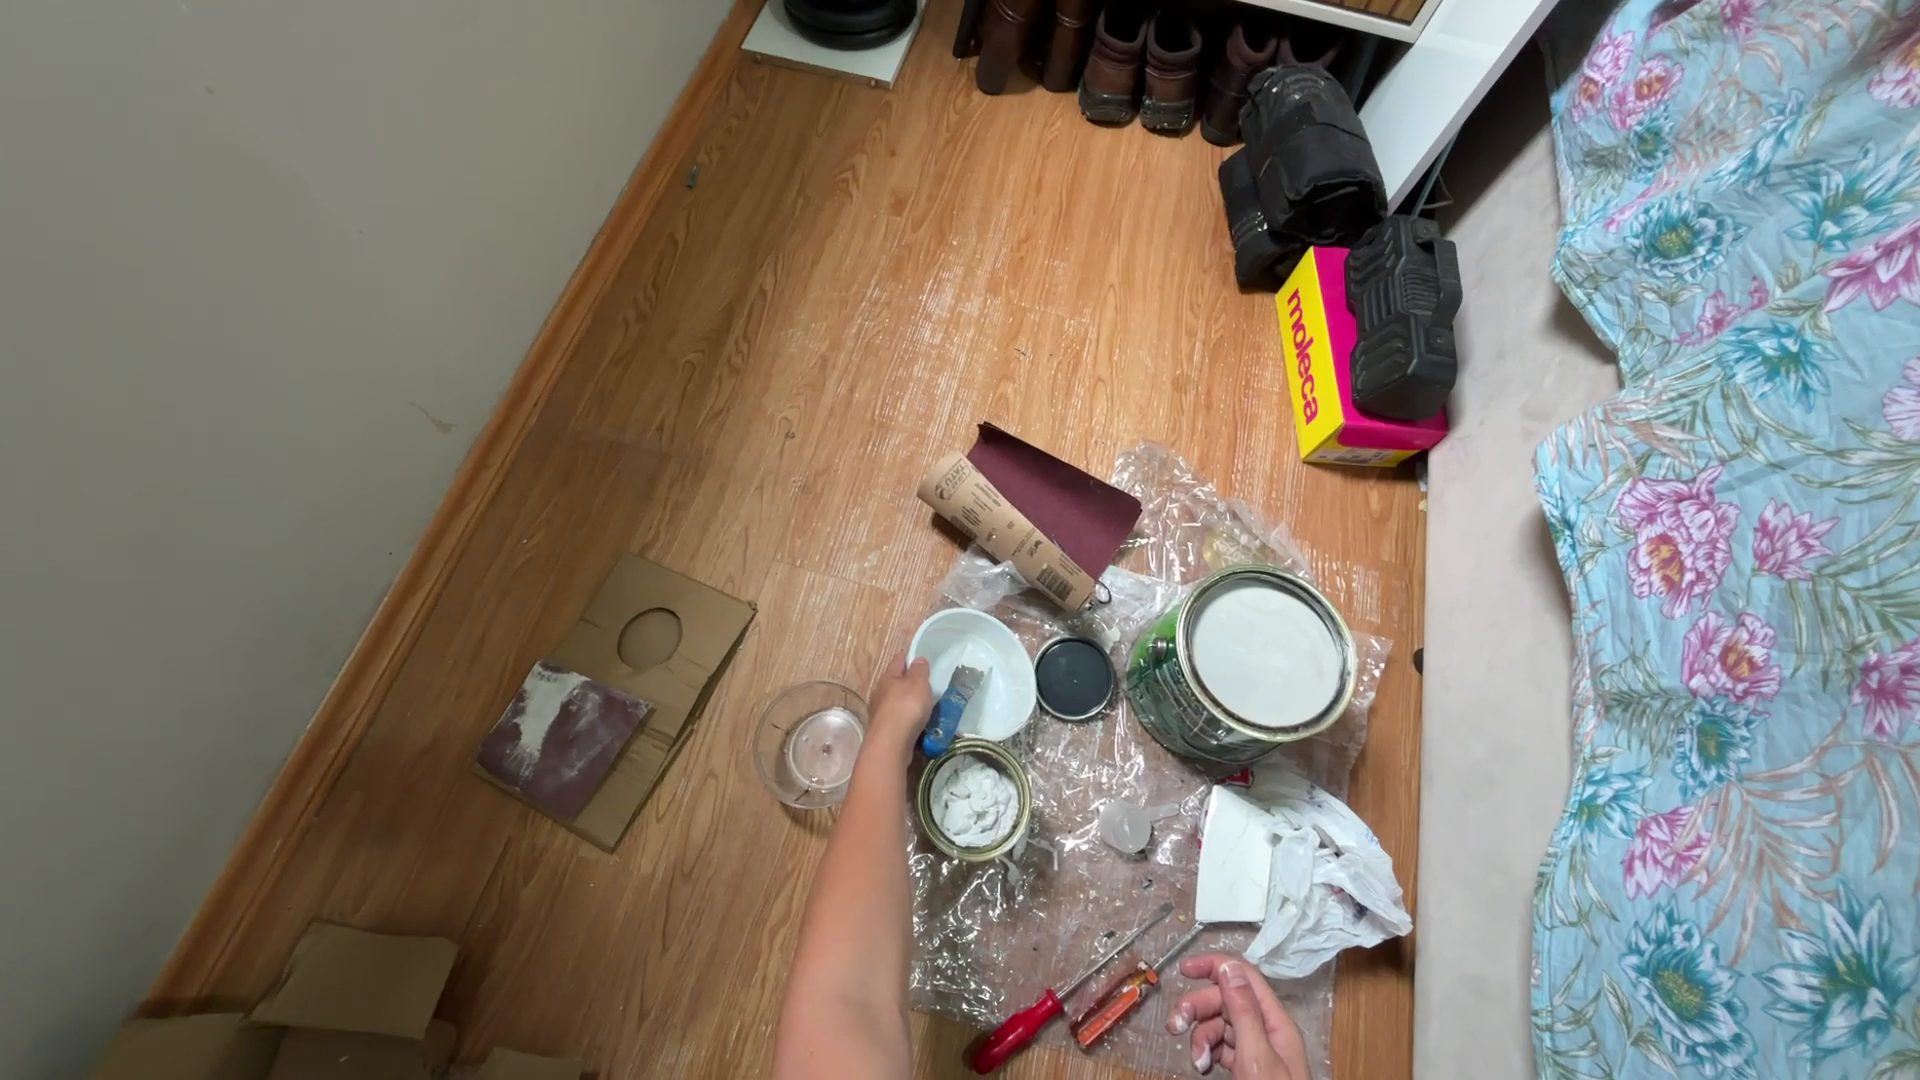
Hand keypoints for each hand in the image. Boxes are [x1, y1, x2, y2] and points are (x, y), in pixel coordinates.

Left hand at [864, 654, 931, 758]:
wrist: (891, 743)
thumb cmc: (906, 707)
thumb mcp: (918, 683)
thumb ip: (919, 670)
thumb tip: (917, 659)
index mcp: (888, 677)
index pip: (898, 660)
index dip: (909, 656)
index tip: (919, 657)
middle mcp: (880, 692)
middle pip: (895, 681)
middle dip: (908, 681)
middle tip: (925, 683)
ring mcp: (880, 712)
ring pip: (895, 701)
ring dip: (907, 701)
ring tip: (924, 705)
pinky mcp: (884, 729)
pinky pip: (898, 718)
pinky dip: (907, 718)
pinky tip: (917, 723)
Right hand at [1166, 955, 1308, 1077]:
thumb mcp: (1257, 1057)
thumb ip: (1243, 1011)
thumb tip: (1228, 967)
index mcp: (1275, 1021)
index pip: (1243, 975)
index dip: (1213, 966)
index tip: (1182, 970)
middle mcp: (1268, 1030)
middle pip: (1226, 1000)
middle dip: (1198, 1009)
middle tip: (1175, 1025)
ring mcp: (1259, 1050)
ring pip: (1220, 1024)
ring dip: (1201, 1036)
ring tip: (1195, 1061)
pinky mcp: (1248, 1067)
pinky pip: (1222, 1046)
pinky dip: (1208, 1052)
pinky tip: (1203, 1067)